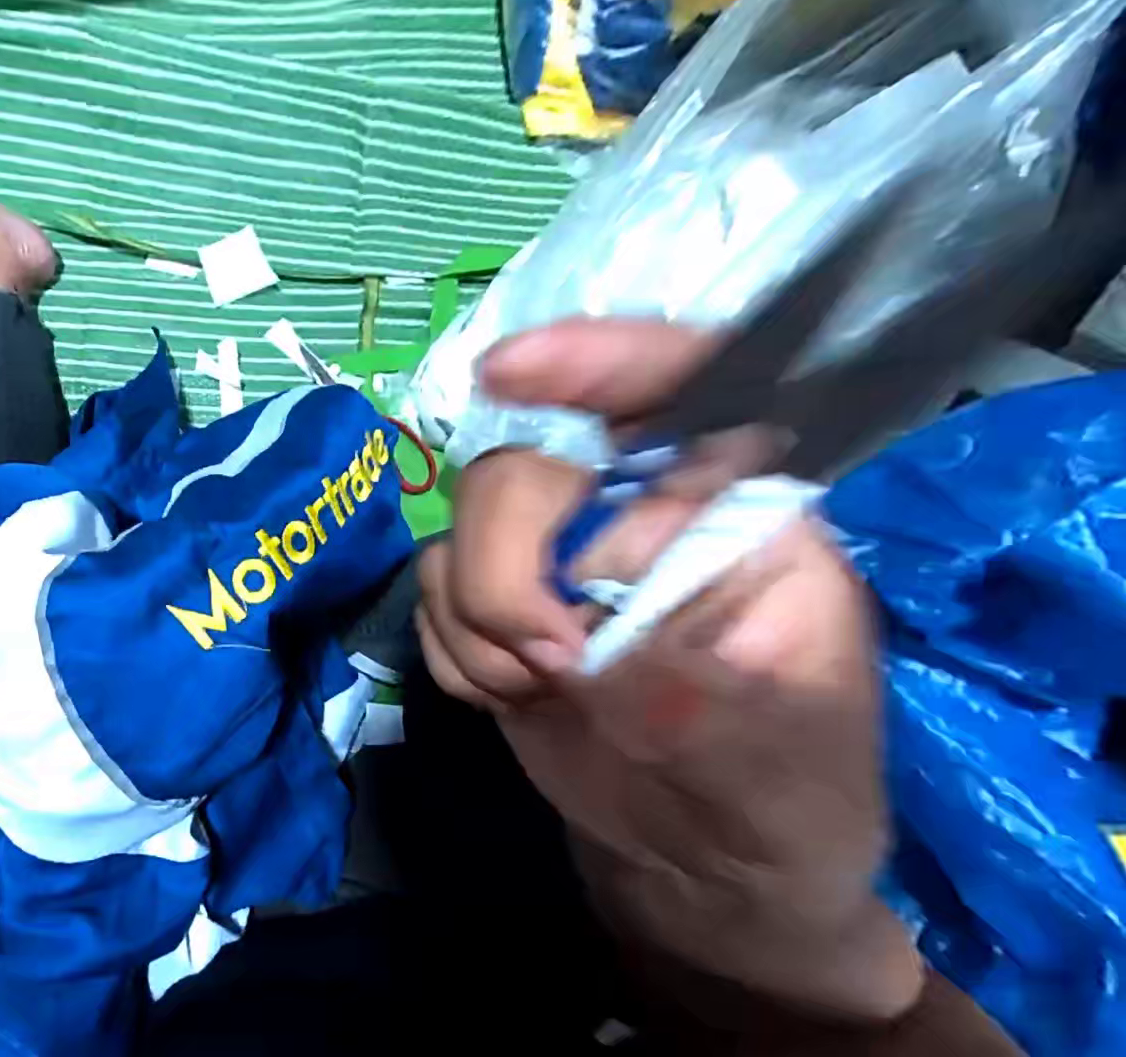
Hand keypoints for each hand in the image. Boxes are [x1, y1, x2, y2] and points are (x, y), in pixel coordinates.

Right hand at [415, 320, 922, 1020]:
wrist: (687, 840)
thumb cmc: (769, 783)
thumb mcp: (771, 747)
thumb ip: (688, 681)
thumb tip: (573, 634)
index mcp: (727, 510)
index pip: (677, 388)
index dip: (592, 360)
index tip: (504, 373)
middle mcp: (621, 510)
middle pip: (514, 474)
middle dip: (504, 573)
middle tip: (549, 663)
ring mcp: (543, 552)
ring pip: (453, 537)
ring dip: (478, 632)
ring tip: (540, 693)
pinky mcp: (485, 595)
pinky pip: (428, 593)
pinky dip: (453, 655)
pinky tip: (506, 693)